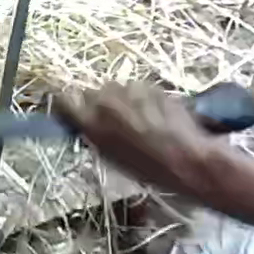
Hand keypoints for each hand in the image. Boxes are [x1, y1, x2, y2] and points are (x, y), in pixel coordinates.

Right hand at [56, 83, 247, 200]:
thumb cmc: (150, 169)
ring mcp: (129, 89)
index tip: (71, 109)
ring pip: (116, 88)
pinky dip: (141, 97)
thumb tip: (88, 124)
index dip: (68, 104)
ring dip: (122, 99)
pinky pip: (137, 88)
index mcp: (91, 122)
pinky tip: (154, 113)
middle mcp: (106, 101)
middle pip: (91, 93)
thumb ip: (96, 135)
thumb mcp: (113, 158)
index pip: (65, 100)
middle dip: (98, 103)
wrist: (188, 158)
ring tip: (137, 118)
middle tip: (113, 120)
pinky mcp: (149, 84)